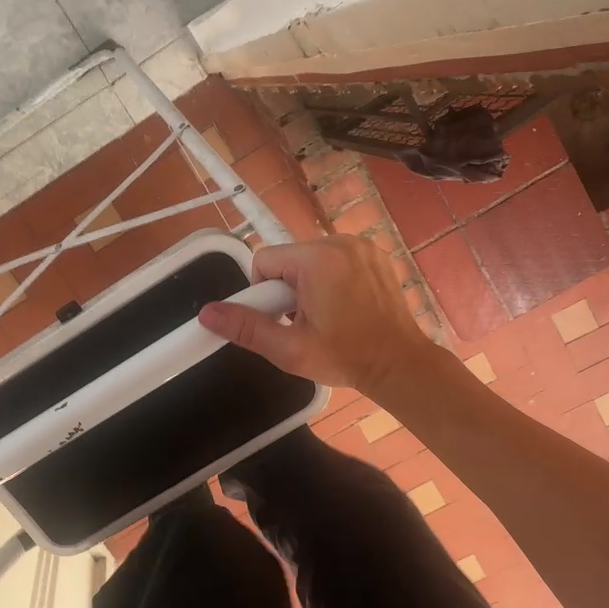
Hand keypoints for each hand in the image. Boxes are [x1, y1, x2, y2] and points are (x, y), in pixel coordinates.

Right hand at [198, 235, 440, 390]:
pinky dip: (331, 278)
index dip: (265, 293)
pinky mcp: (374, 253)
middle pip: (288, 258)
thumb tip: (208, 313)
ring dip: (308, 284)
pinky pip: (334, 258)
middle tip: (305, 321)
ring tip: (326, 316)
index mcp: (318, 260)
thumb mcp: (289, 350)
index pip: (264, 260)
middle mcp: (340, 242)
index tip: (283, 318)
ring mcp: (361, 246)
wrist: (401, 365)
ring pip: (310, 258)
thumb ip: (246, 328)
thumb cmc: (346, 358)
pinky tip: (344, 306)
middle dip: (288, 289)